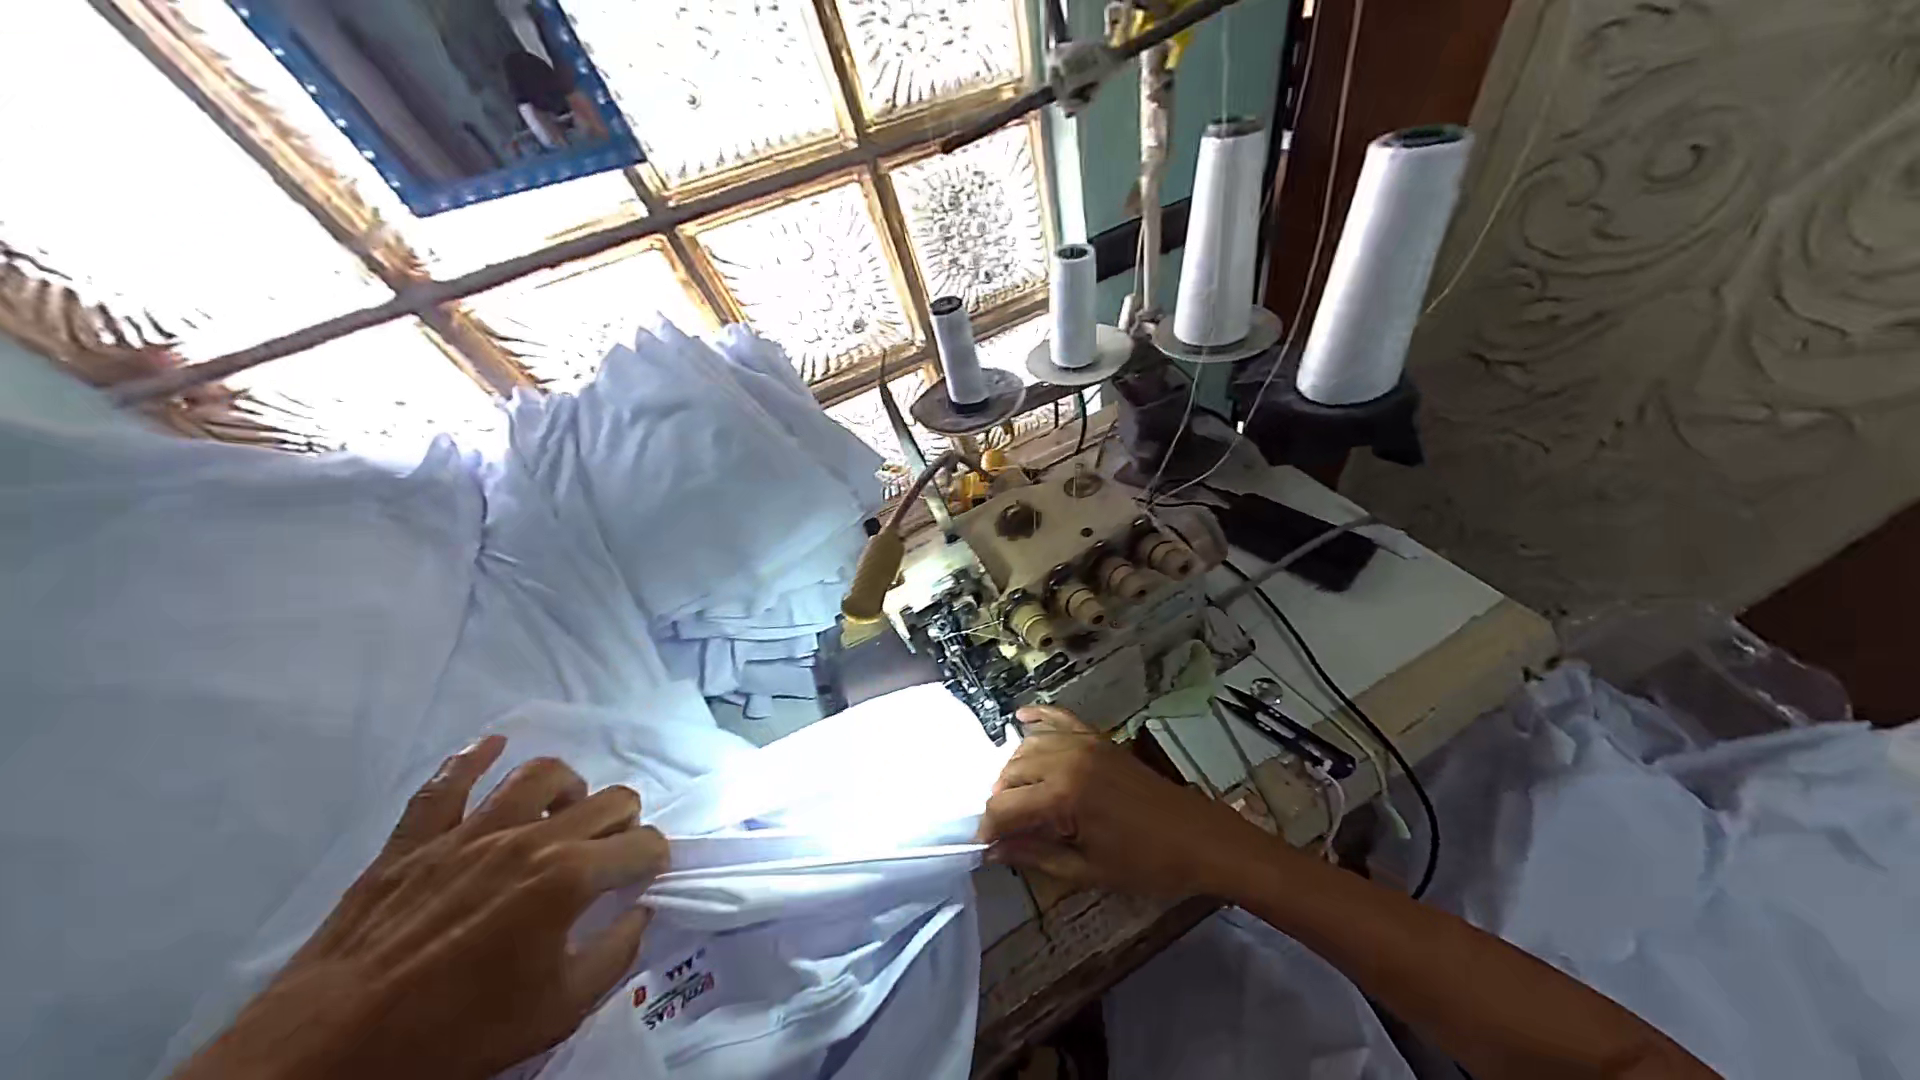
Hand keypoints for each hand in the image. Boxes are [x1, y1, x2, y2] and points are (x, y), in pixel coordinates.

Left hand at [172, 736, 668, 1079]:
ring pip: (541, 774)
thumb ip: (617, 953)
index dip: (655, 858)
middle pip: (608, 800)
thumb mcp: (558, 1011)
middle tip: (616, 850)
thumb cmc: (453, 1036)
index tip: (648, 875)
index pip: (642, 845)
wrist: (324, 1056)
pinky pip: (448, 781)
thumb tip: (639, 911)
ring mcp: (469, 832)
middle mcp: (529, 838)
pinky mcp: (416, 839)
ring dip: (569, 788)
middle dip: (628, 821)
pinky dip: (474, 757)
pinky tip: (493, 746)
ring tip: (566, 812)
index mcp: (568, 878)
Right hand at [977, 705, 1272, 898]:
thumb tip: (994, 851)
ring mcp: (1085, 743)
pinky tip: (1021, 718)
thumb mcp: (1088, 870)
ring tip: (1018, 798)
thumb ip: (1036, 855)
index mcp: (1064, 795)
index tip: (986, 848)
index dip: (989, 829)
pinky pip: (1060, 718)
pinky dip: (1039, 717)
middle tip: (1006, 830)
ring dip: (1014, 769)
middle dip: (1001, 801)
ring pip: (1028, 745)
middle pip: (1011, 772)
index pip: (1005, 806)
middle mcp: (1068, 758)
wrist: (1200, 839)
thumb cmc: (1148, 864)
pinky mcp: (1099, 738)